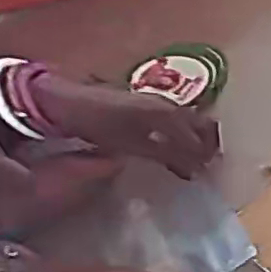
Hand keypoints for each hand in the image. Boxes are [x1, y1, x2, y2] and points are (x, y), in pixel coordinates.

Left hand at [35, 76, 219, 178]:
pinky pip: (176, 119)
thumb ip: (166, 155)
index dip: (205, 155)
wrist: (62, 100)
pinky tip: (174, 144)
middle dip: (208, 144)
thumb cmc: (99, 124)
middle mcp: (168, 105)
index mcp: (169, 115)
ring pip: (190, 121)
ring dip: (196, 138)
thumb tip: (196, 170)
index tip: (207, 171)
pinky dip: (182, 133)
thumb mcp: (134, 144)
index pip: (199, 137)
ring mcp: (157, 103)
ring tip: (195, 156)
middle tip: (208, 163)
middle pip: (201, 125)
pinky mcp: (146, 104)